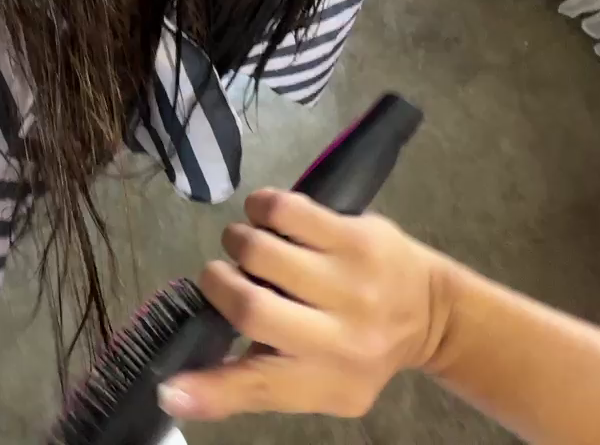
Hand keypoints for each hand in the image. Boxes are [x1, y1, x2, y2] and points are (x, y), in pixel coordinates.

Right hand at [158, 190, 457, 421]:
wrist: (432, 312)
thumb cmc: (356, 347)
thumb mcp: (309, 380)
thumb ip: (245, 382)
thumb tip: (169, 392)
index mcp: (325, 381)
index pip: (257, 386)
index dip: (208, 388)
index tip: (167, 388)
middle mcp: (342, 340)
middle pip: (248, 304)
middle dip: (219, 279)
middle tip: (228, 275)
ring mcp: (352, 283)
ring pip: (256, 248)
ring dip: (240, 240)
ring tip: (257, 249)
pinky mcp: (356, 236)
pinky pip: (280, 208)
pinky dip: (260, 207)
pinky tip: (271, 221)